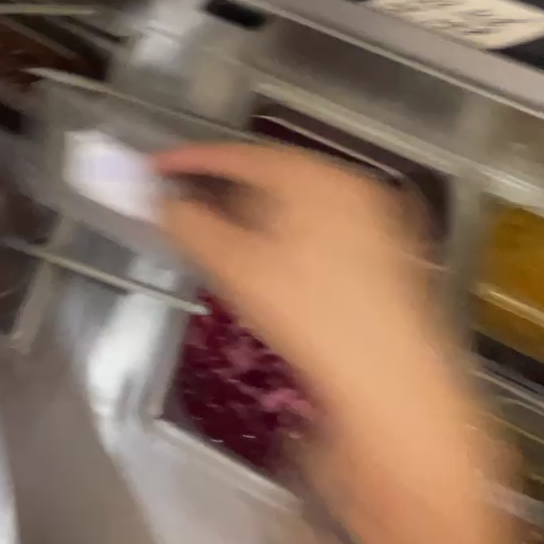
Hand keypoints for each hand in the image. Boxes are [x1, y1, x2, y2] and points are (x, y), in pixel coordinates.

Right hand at [155, 144, 512, 543]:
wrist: (393, 390)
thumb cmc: (307, 314)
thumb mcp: (227, 261)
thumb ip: (181, 219)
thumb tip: (156, 199)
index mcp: (317, 178)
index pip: (237, 154)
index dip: (186, 160)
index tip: (150, 168)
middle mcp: (354, 188)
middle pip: (266, 172)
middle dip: (216, 183)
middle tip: (174, 194)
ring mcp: (377, 222)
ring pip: (291, 199)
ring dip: (244, 206)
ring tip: (207, 223)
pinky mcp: (386, 255)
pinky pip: (314, 222)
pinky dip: (275, 226)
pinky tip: (255, 252)